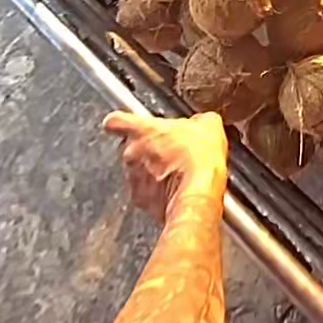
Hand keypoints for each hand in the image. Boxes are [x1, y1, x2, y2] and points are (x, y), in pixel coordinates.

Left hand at [102, 111, 228, 220]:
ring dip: (153, 169)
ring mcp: (134, 179)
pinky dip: (157, 190)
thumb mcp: (208, 124)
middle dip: (146, 147)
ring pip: (138, 170)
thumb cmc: (197, 158)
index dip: (121, 121)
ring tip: (178, 169)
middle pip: (129, 146)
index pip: (115, 121)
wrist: (197, 195)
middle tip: (168, 148)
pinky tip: (177, 186)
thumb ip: (195, 120)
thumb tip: (200, 124)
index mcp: (142, 130)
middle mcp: (131, 154)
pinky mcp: (140, 202)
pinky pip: (146, 192)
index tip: (126, 121)